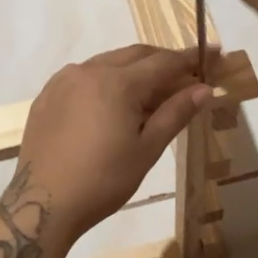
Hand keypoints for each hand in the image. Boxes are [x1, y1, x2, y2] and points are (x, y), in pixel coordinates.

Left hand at [12, 45, 210, 247]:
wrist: (42, 204)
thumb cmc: (103, 181)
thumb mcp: (147, 150)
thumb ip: (175, 113)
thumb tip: (204, 89)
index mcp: (117, 82)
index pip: (164, 62)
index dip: (191, 58)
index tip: (214, 53)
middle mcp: (89, 70)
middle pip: (135, 55)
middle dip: (163, 62)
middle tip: (186, 76)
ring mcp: (63, 81)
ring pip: (108, 63)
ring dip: (134, 70)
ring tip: (151, 94)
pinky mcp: (47, 95)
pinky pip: (84, 76)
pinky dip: (106, 80)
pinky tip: (113, 103)